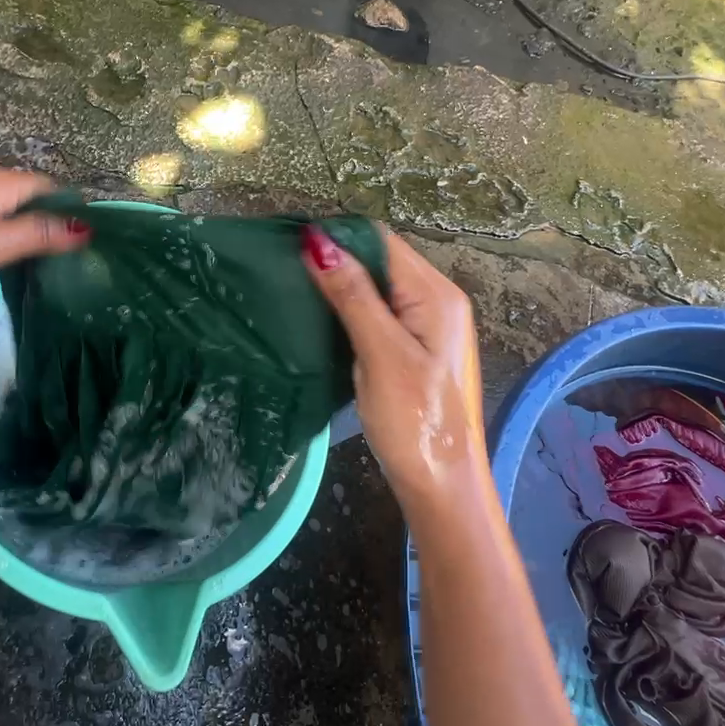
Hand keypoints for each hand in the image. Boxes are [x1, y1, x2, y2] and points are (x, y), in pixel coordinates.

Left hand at [0, 167, 87, 316]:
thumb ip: (35, 235)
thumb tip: (83, 227)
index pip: (42, 185)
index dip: (67, 208)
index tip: (90, 238)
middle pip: (26, 195)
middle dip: (50, 218)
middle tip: (74, 253)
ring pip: (7, 209)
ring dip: (29, 229)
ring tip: (51, 259)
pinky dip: (6, 234)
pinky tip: (12, 257)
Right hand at [302, 225, 483, 506]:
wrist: (441, 487)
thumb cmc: (414, 422)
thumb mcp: (380, 354)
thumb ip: (352, 295)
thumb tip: (317, 241)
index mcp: (435, 295)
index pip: (380, 241)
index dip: (336, 238)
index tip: (288, 246)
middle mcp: (436, 300)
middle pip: (378, 259)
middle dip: (335, 259)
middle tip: (283, 269)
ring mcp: (426, 325)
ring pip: (375, 285)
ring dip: (339, 285)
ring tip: (293, 290)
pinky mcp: (413, 347)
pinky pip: (376, 310)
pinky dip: (348, 309)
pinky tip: (319, 319)